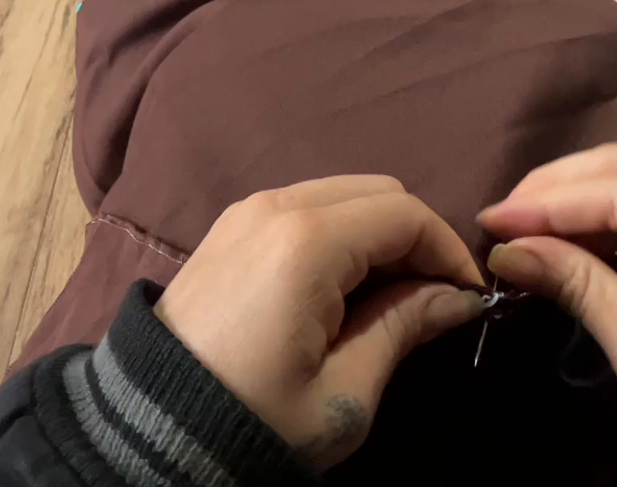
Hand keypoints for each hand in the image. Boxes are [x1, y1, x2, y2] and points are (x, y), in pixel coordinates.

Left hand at [155, 175, 484, 468]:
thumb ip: (403, 327)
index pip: (404, 214)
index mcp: (307, 241)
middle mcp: (278, 203)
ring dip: (378, 230)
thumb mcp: (341, 393)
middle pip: (376, 190)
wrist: (149, 427)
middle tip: (432, 295)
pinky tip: (344, 280)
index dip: (447, 249)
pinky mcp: (233, 221)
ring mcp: (250, 207)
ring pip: (342, 192)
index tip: (467, 296)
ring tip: (391, 292)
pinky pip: (307, 203)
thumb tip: (456, 297)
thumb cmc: (253, 417)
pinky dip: (342, 228)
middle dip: (415, 236)